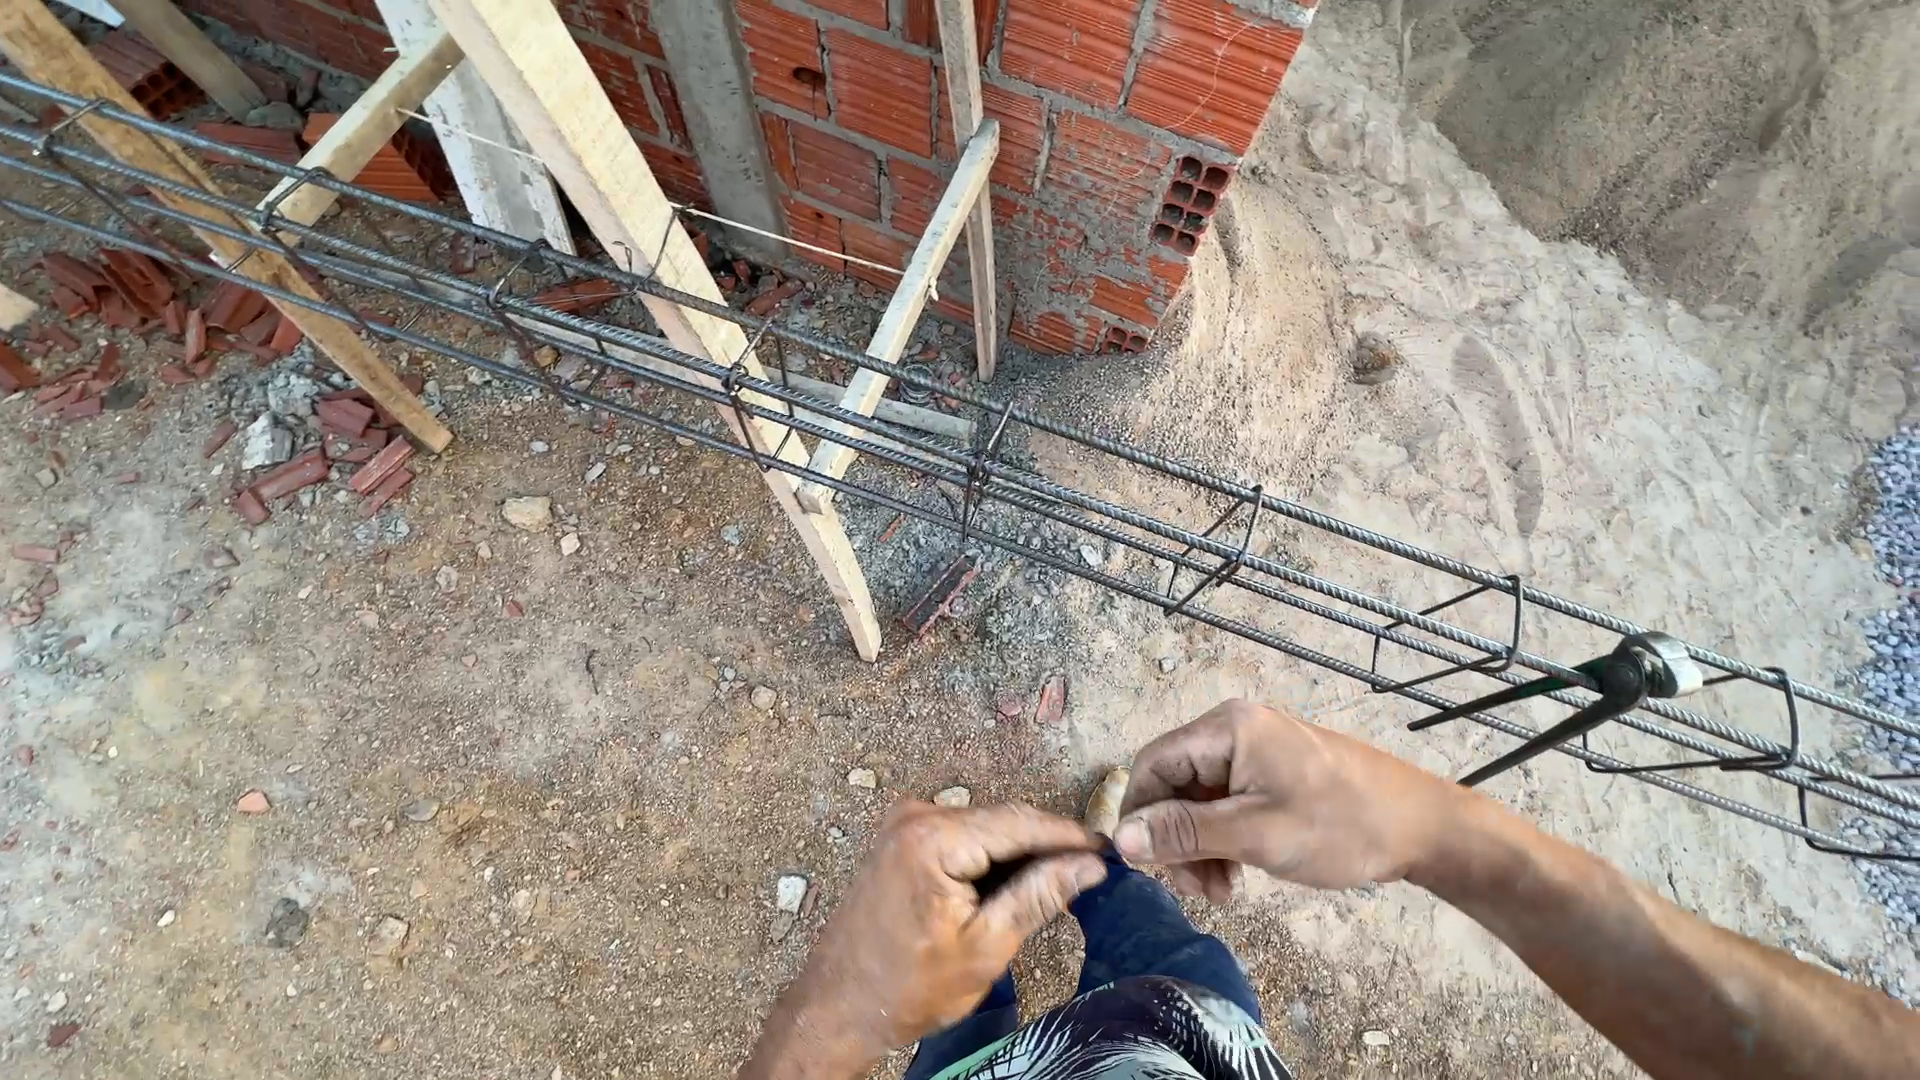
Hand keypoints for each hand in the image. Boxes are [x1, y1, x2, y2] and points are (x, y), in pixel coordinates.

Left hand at [748, 801, 1106, 1075]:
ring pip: (984, 826)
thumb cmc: (910, 985)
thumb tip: (1090, 864)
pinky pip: (961, 835)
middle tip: (1093, 868)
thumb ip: (1038, 896)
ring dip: (1019, 850)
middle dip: (1046, 843)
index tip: (1109, 848)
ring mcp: (906, 820)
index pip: (1018, 822)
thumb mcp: (985, 946)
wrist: (838, 1002)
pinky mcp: (902, 834)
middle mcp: (918, 813)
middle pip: (1001, 820)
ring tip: (1060, 878)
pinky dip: (990, 855)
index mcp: (935, 836)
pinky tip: (1014, 880)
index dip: (1067, 834)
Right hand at [1114, 699, 1468, 898]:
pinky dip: (1222, 839)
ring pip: (1198, 798)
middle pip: (1175, 782)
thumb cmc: (1342, 826)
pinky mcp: (1269, 771)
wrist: (1426, 829)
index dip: (1140, 812)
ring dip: (1199, 845)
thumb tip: (1122, 838)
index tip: (1146, 863)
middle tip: (1196, 889)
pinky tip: (1236, 874)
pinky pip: (1225, 802)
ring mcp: (1252, 750)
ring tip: (1221, 891)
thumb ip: (1185, 832)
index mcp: (1224, 729)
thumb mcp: (1257, 834)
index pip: (1154, 763)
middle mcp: (1231, 730)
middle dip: (1176, 838)